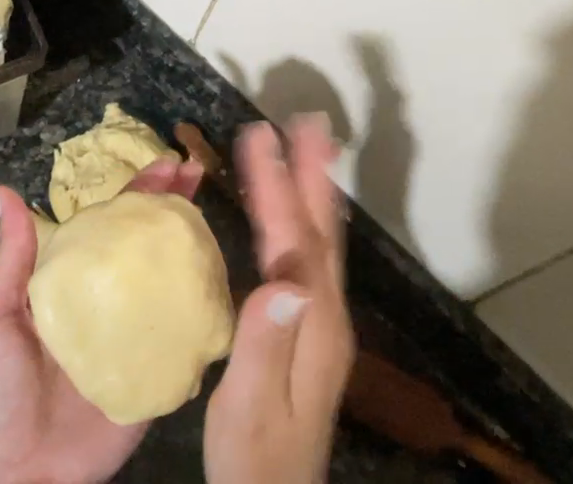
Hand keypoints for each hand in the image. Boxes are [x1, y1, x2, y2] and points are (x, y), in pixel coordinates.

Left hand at [0, 156, 205, 483]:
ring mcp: (131, 343)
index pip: (106, 226)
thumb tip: (2, 188)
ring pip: (169, 291)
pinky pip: (183, 350)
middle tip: (199, 175)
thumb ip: (13, 257)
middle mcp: (104, 304)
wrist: (6, 471)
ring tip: (222, 220)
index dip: (135, 193)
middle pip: (144, 249)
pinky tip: (231, 294)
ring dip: (196, 256)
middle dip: (172, 211)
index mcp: (68, 282)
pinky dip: (206, 324)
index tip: (166, 163)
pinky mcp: (151, 384)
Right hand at [204, 114, 355, 483]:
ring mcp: (318, 322)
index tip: (260, 134)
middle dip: (312, 173)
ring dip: (312, 191)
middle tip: (306, 121)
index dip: (277, 184)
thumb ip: (266, 340)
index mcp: (310, 323)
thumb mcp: (249, 401)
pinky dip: (299, 223)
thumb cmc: (253, 455)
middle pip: (319, 231)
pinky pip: (305, 259)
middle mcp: (323, 314)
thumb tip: (286, 281)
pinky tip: (288, 214)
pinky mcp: (306, 330)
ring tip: (305, 149)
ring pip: (317, 242)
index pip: (294, 239)